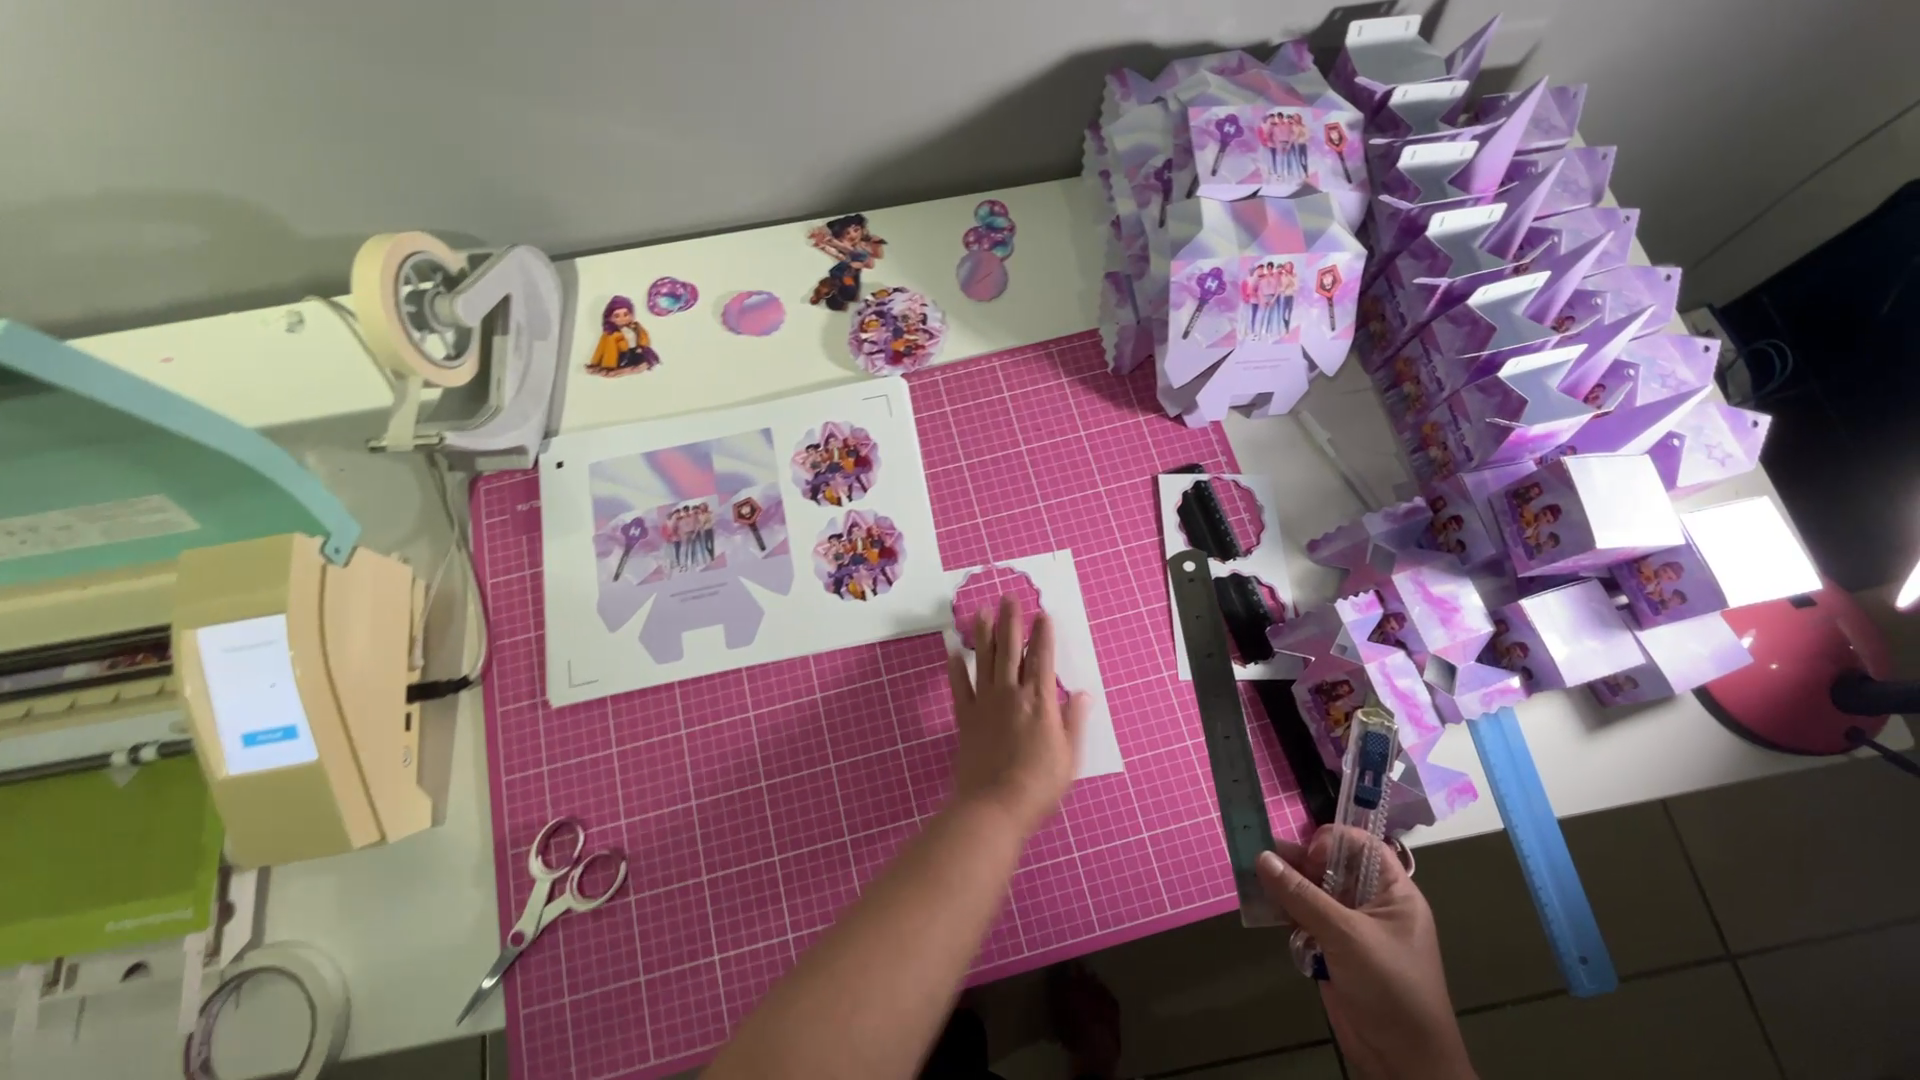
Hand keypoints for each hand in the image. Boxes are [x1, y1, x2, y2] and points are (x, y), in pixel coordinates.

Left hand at [947, 595, 1088, 833]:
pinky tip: (953, 649)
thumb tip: (1083, 693)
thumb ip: (1074, 721)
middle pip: (1010, 649)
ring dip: (984, 634)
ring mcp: (985, 703)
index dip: (1043, 634)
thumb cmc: (1040, 784)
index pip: (1043, 658)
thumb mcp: (1069, 755)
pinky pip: (959, 686)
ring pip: (984, 659)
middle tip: (1008, 597)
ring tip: (982, 612)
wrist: (995, 806)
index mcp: (1040, 700)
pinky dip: (955, 666)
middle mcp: (1011, 693)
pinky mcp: (965, 718)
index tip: (1043, 613)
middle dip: (1011, 621)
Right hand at [1257, 829, 1474, 1079]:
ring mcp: (1351, 929)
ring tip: (1255, 881)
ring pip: (1313, 894)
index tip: (1308, 856)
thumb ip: (1302, 896)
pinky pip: (1305, 919)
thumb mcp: (1347, 936)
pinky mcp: (1332, 951)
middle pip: (1332, 867)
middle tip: (1263, 861)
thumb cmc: (1390, 987)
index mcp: (1394, 893)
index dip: (1334, 841)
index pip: (1363, 846)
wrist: (1403, 1059)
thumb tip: (1263, 857)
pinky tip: (1264, 908)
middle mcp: (1373, 905)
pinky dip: (1285, 913)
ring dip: (1286, 888)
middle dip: (1299, 863)